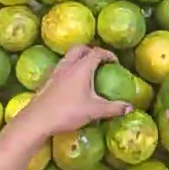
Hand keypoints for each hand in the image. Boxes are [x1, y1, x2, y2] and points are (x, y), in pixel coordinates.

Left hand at [7, 44, 129, 145]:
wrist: (37, 120)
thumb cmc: (68, 112)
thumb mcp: (94, 111)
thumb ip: (114, 108)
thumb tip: (130, 107)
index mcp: (82, 67)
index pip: (97, 53)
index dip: (108, 55)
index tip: (115, 62)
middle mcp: (68, 65)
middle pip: (80, 49)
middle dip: (91, 51)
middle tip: (100, 61)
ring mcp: (56, 72)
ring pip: (69, 56)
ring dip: (79, 58)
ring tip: (87, 69)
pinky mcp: (48, 80)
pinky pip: (61, 67)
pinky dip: (70, 68)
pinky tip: (72, 82)